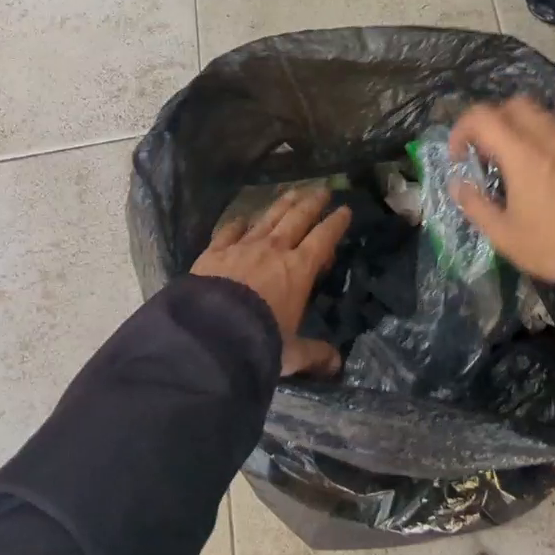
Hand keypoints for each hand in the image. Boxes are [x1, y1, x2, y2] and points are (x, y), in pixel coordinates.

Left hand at [192, 186, 351, 376]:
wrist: (209, 333)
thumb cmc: (259, 341)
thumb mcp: (291, 354)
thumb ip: (314, 354)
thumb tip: (337, 365)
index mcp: (298, 270)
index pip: (323, 239)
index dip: (336, 224)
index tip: (345, 210)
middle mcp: (274, 250)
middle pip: (297, 219)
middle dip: (312, 203)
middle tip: (322, 189)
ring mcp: (243, 247)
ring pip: (267, 218)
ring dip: (281, 204)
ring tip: (292, 192)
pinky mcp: (215, 252)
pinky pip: (229, 232)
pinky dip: (237, 223)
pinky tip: (241, 218)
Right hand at [448, 97, 554, 283]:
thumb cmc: (547, 244)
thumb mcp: (501, 233)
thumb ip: (474, 204)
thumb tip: (458, 185)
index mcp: (521, 155)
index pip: (483, 117)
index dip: (462, 129)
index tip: (458, 155)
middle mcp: (546, 139)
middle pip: (513, 105)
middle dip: (491, 120)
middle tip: (484, 150)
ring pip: (539, 113)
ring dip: (517, 124)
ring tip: (510, 154)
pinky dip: (539, 135)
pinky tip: (537, 164)